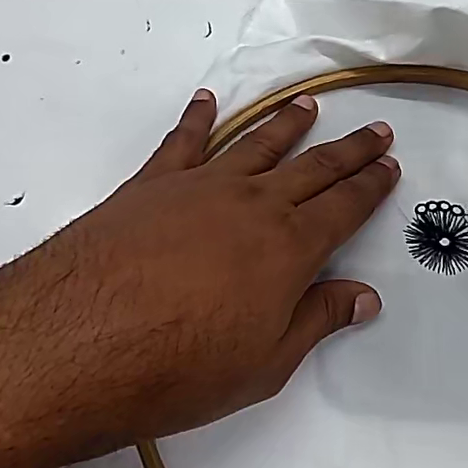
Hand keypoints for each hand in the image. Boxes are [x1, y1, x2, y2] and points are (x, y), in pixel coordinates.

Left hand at [0, 88, 399, 464]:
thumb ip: (316, 321)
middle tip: (375, 130)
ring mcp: (200, 187)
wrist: (78, 343)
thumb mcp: (264, 364)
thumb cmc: (180, 368)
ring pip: (256, 144)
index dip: (371, 186)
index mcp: (288, 248)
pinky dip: (198, 117)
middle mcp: (252, 205)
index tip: (389, 165)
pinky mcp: (151, 184)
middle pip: (313, 167)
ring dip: (287, 125)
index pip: (344, 208)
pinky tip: (208, 100)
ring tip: (309, 106)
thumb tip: (365, 296)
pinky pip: (182, 141)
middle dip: (349, 149)